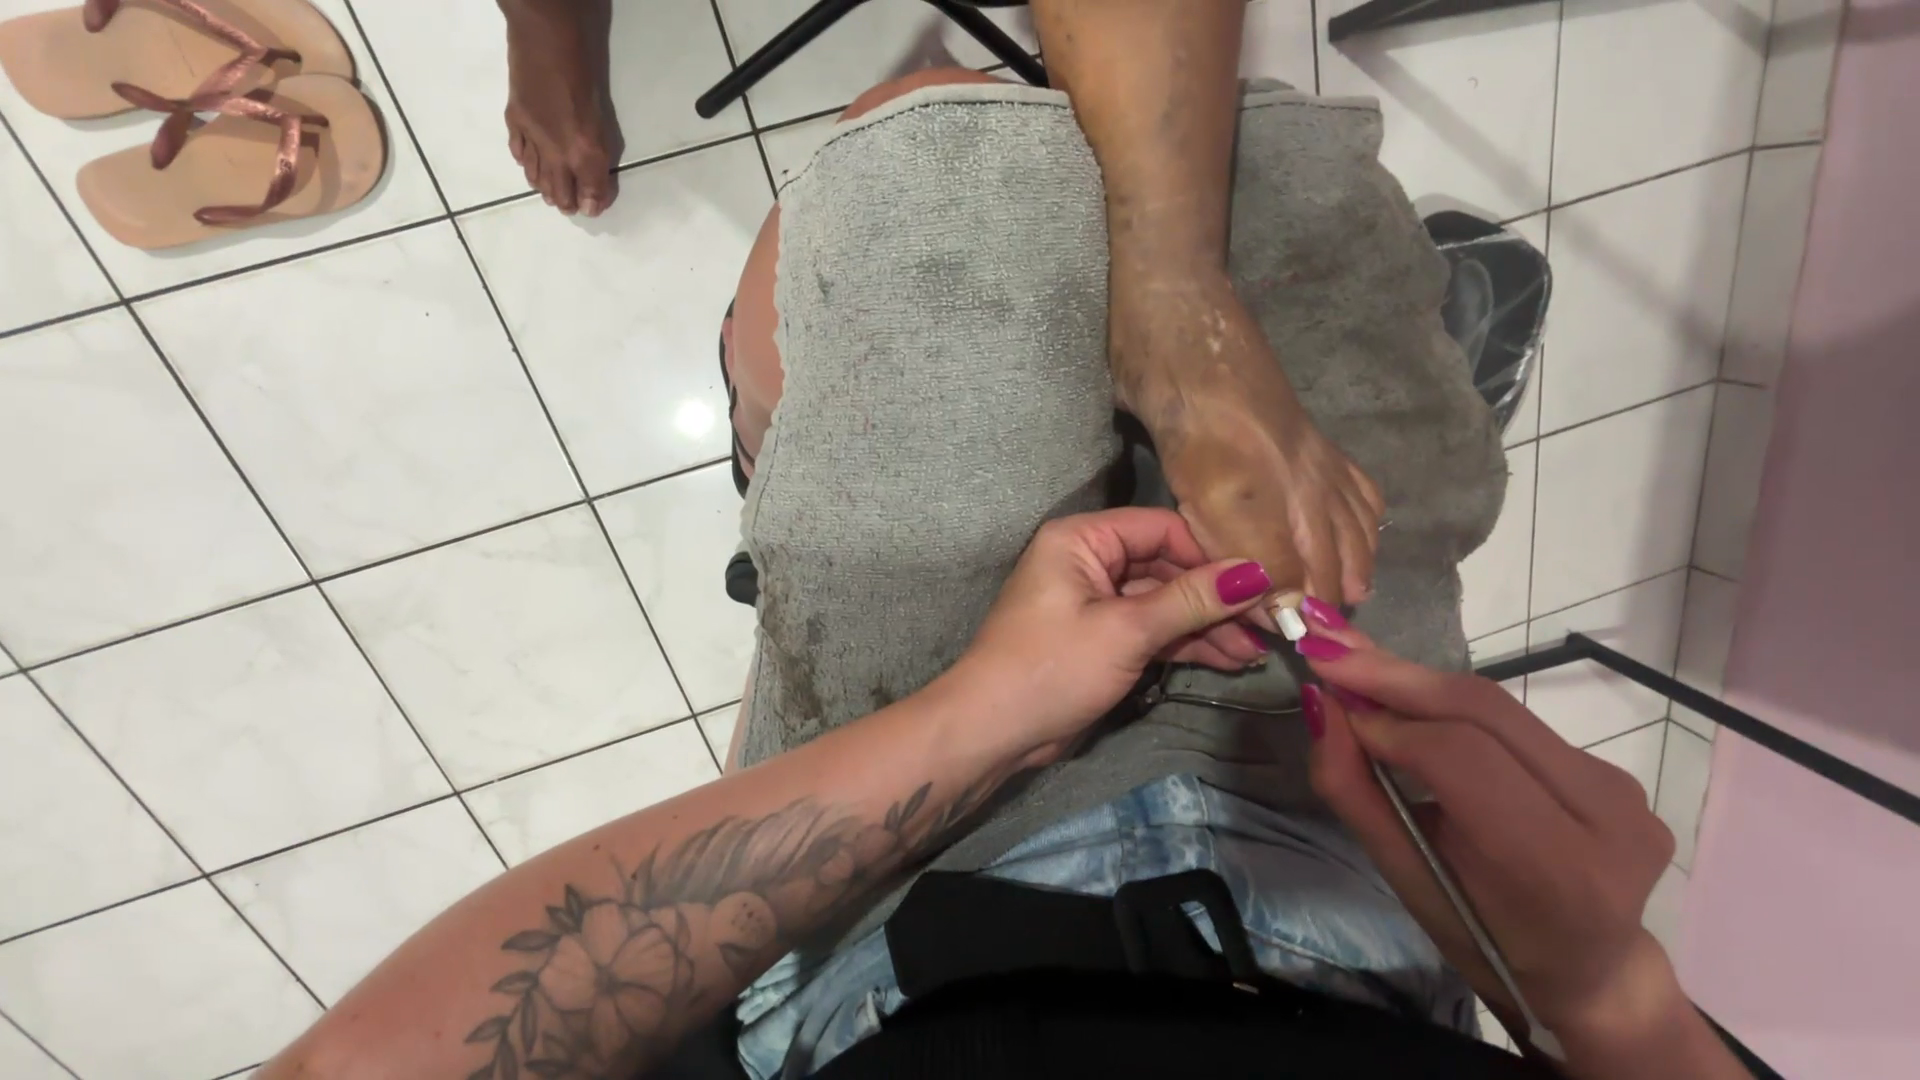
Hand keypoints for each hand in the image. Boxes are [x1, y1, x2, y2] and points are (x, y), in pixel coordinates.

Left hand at [947, 507, 1271, 763]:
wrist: (993, 730)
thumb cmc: (1052, 666)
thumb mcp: (1126, 630)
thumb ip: (1191, 600)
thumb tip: (1257, 572)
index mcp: (1082, 539)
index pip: (1161, 528)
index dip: (1211, 554)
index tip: (1264, 580)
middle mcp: (1088, 561)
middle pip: (1166, 567)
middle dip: (1215, 597)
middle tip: (1271, 622)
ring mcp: (1095, 602)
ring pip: (1163, 603)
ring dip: (1207, 625)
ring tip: (1259, 651)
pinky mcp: (1101, 639)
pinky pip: (1151, 630)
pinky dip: (1185, 644)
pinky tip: (1230, 660)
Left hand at [1112, 277, 1383, 609]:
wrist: (1185, 321)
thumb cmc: (1174, 398)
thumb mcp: (1193, 482)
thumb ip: (1239, 544)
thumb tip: (1280, 603)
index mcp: (1272, 501)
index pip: (1296, 579)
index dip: (1294, 617)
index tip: (1294, 647)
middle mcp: (1307, 483)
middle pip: (1329, 561)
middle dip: (1323, 605)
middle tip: (1318, 638)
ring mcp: (1315, 456)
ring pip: (1348, 531)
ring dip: (1345, 573)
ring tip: (1340, 604)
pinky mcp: (1312, 435)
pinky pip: (1356, 492)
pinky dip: (1361, 526)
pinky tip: (1357, 539)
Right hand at [1297, 615, 1685, 1064]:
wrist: (1588, 969)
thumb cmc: (1480, 933)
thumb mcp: (1403, 878)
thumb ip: (1354, 791)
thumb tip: (1319, 704)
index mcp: (1554, 866)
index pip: (1459, 756)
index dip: (1386, 720)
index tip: (1326, 700)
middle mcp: (1605, 815)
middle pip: (1482, 711)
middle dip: (1393, 674)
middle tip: (1324, 649)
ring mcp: (1620, 787)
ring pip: (1495, 705)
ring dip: (1415, 681)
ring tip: (1352, 664)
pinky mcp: (1617, 768)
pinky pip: (1512, 717)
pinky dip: (1446, 702)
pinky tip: (1404, 698)